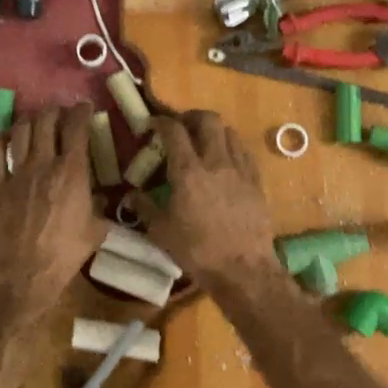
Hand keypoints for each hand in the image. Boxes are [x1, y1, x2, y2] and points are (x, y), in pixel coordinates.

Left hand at [0, 103, 108, 317]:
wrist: (27, 271)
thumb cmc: (67, 252)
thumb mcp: (96, 228)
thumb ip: (98, 206)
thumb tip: (99, 196)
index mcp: (72, 172)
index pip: (76, 128)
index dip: (81, 112)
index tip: (84, 108)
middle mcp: (43, 163)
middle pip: (46, 121)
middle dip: (54, 111)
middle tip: (60, 113)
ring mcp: (17, 172)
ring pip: (20, 131)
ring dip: (29, 120)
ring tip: (35, 121)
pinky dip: (1, 141)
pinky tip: (6, 140)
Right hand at [140, 112, 275, 278]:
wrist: (244, 270)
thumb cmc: (198, 251)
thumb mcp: (162, 232)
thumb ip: (145, 208)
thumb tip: (130, 195)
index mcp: (188, 171)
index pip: (174, 130)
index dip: (161, 121)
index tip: (152, 125)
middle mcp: (216, 162)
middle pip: (208, 120)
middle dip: (191, 117)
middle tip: (180, 128)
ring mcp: (240, 170)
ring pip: (229, 132)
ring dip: (213, 131)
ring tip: (203, 143)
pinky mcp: (256, 182)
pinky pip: (244, 152)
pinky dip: (231, 148)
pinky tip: (224, 163)